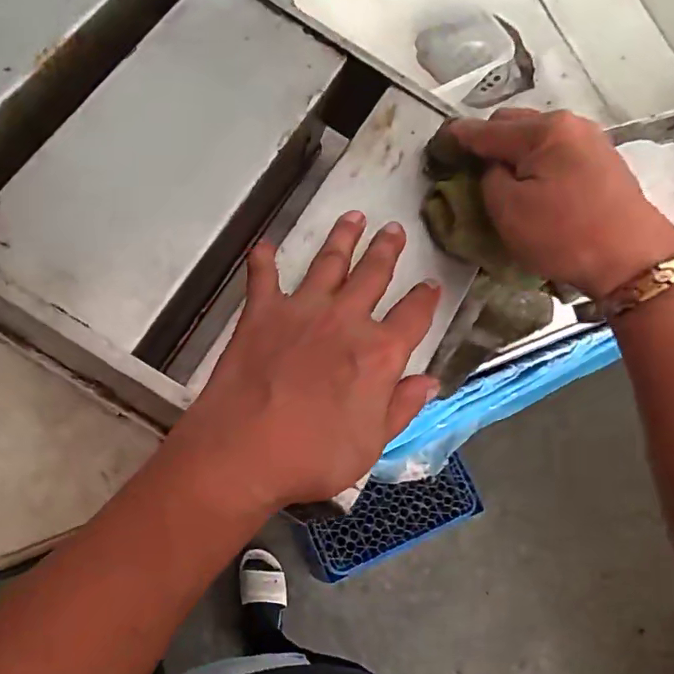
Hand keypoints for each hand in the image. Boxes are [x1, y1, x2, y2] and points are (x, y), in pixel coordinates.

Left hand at [164, 212, 441, 510]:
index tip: (431, 285)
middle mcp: (345, 321)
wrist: (242, 452)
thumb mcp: (372, 444)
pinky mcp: (260, 314)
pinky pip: (263, 278)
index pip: (414, 316)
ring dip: (342, 238)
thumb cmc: (314, 457)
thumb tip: (430, 381)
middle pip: (373, 276)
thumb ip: (401, 407)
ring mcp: (301, 312)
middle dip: (386, 251)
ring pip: (328, 264)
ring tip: (352, 217)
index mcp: (380, 353)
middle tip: (394, 229)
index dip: (426, 298)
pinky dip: (265, 260)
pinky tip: (266, 246)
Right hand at [446, 109, 673, 298]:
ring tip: (502, 181)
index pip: (485, 129)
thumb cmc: (565, 236)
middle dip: (488, 143)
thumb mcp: (508, 211)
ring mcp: (591, 142)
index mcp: (543, 131)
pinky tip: (535, 187)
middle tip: (470, 170)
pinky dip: (539, 164)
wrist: (632, 260)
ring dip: (516, 154)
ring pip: (539, 140)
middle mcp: (569, 125)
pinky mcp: (604, 164)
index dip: (456, 138)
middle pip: (515, 125)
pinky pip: (559, 154)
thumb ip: (488, 179)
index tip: (437, 146)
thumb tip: (492, 167)